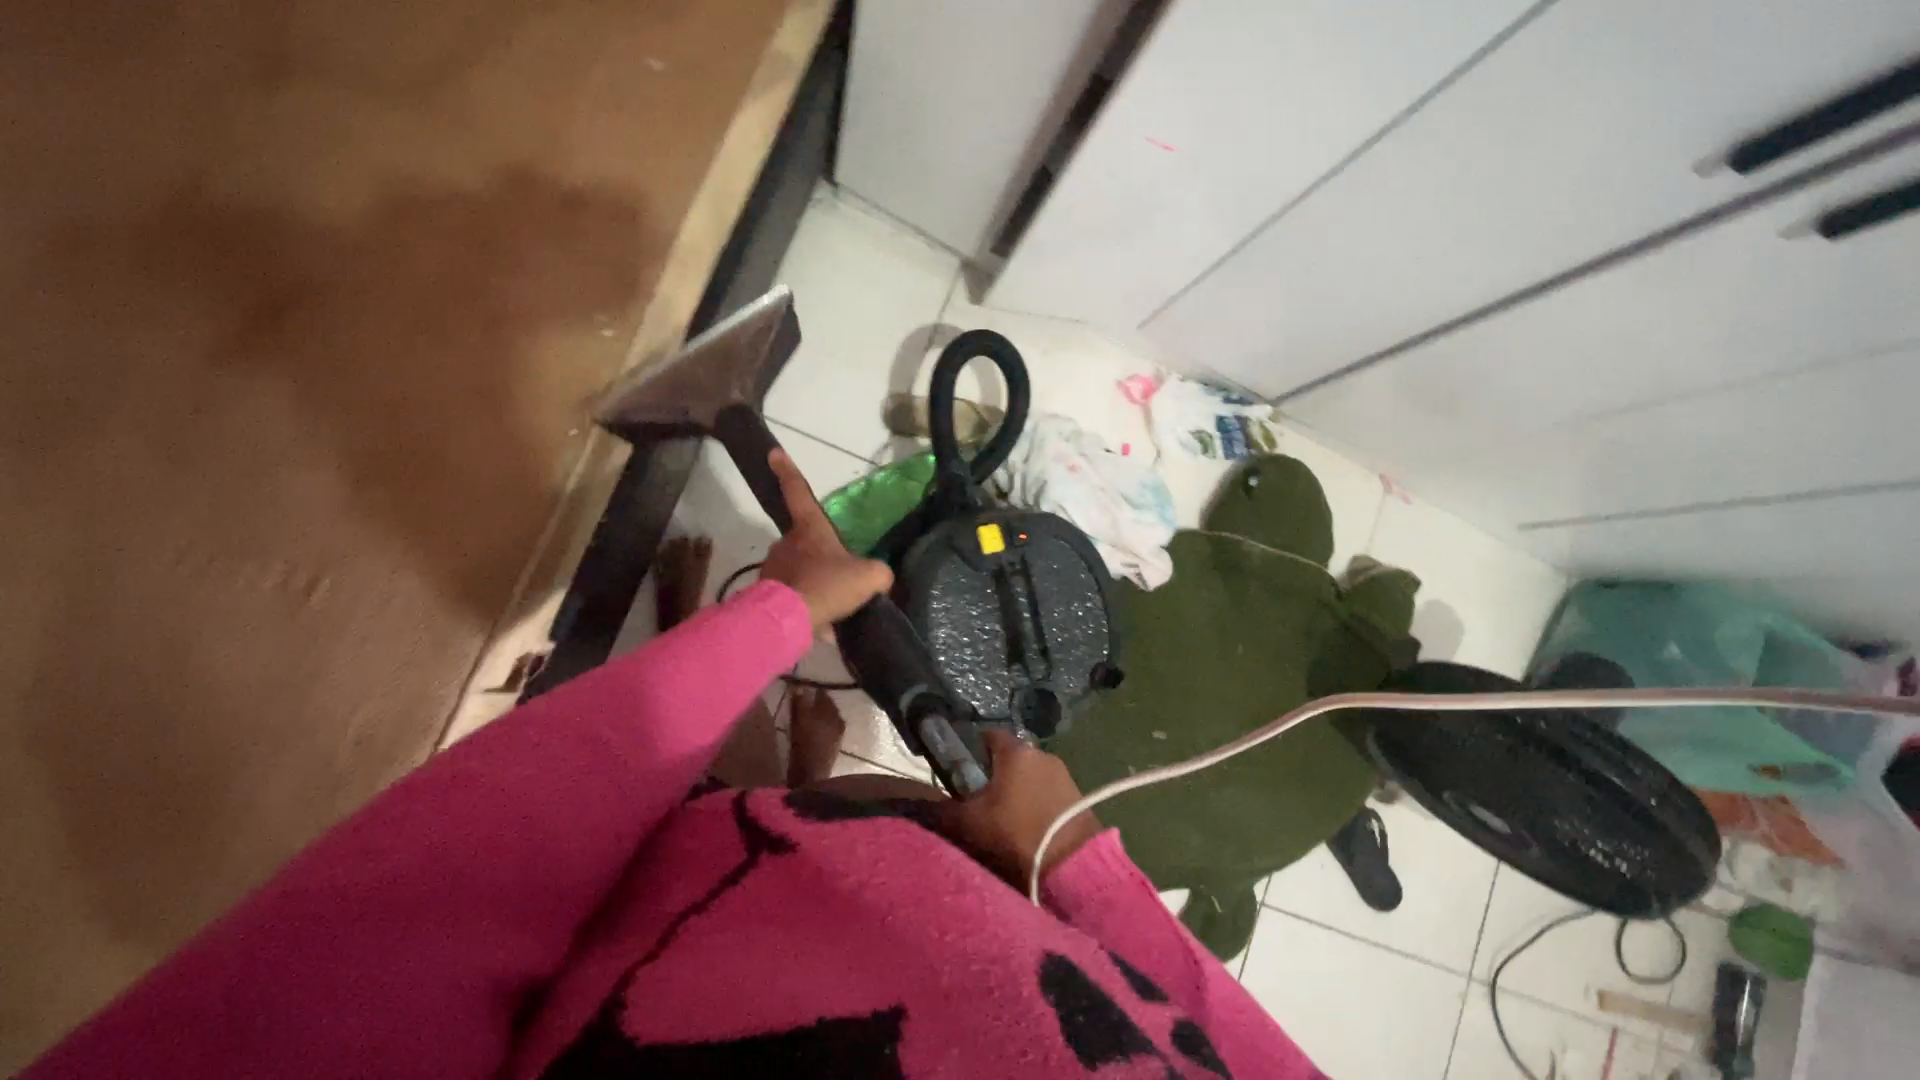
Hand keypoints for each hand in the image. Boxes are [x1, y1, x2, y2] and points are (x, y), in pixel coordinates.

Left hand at [758, 449, 893, 629]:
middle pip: (804, 540)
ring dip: (815, 584)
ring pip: (799, 571)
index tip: (773, 453)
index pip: (798, 492)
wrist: (788, 619)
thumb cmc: (828, 585)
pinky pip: (793, 596)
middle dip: (819, 554)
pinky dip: (807, 606)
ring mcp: (774, 568)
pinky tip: (822, 624)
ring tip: (834, 608)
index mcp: (809, 528)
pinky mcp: (766, 594)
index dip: (787, 471)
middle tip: (838, 576)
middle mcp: (786, 542)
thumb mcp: (869, 576)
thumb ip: (879, 572)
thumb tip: (880, 577)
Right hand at [936, 731, 1102, 888]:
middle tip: (981, 798)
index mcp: (1014, 751)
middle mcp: (1041, 753)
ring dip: (1018, 788)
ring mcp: (1062, 772)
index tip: (962, 770)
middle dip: (996, 773)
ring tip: (1007, 817)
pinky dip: (1037, 800)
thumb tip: (924, 804)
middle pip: (1010, 756)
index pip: (988, 735)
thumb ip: (944, 810)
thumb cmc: (1015, 831)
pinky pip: (1048, 789)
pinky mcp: (1077, 793)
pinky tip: (1030, 825)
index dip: (972, 749)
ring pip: (1031, 773)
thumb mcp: (971, 822)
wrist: (1071, 861)